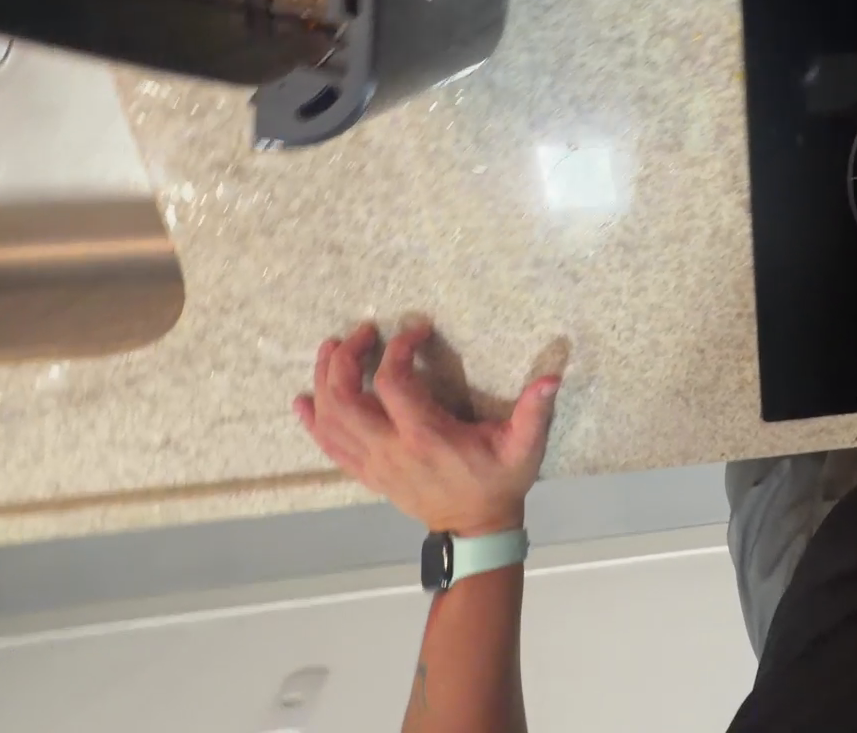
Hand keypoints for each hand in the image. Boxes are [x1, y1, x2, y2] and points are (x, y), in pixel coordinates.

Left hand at [294, 317, 563, 536]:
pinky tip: (303, 400)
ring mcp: (373, 463)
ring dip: (325, 380)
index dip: (398, 349)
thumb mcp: (525, 446)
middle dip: (346, 359)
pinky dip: (312, 421)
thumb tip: (552, 377)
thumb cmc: (500, 481)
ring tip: (332, 348)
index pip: (393, 384)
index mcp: (425, 436)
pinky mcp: (367, 473)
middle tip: (362, 331)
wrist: (474, 528)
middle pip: (344, 399)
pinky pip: (328, 446)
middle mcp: (390, 449)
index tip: (417, 328)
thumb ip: (535, 410)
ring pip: (330, 420)